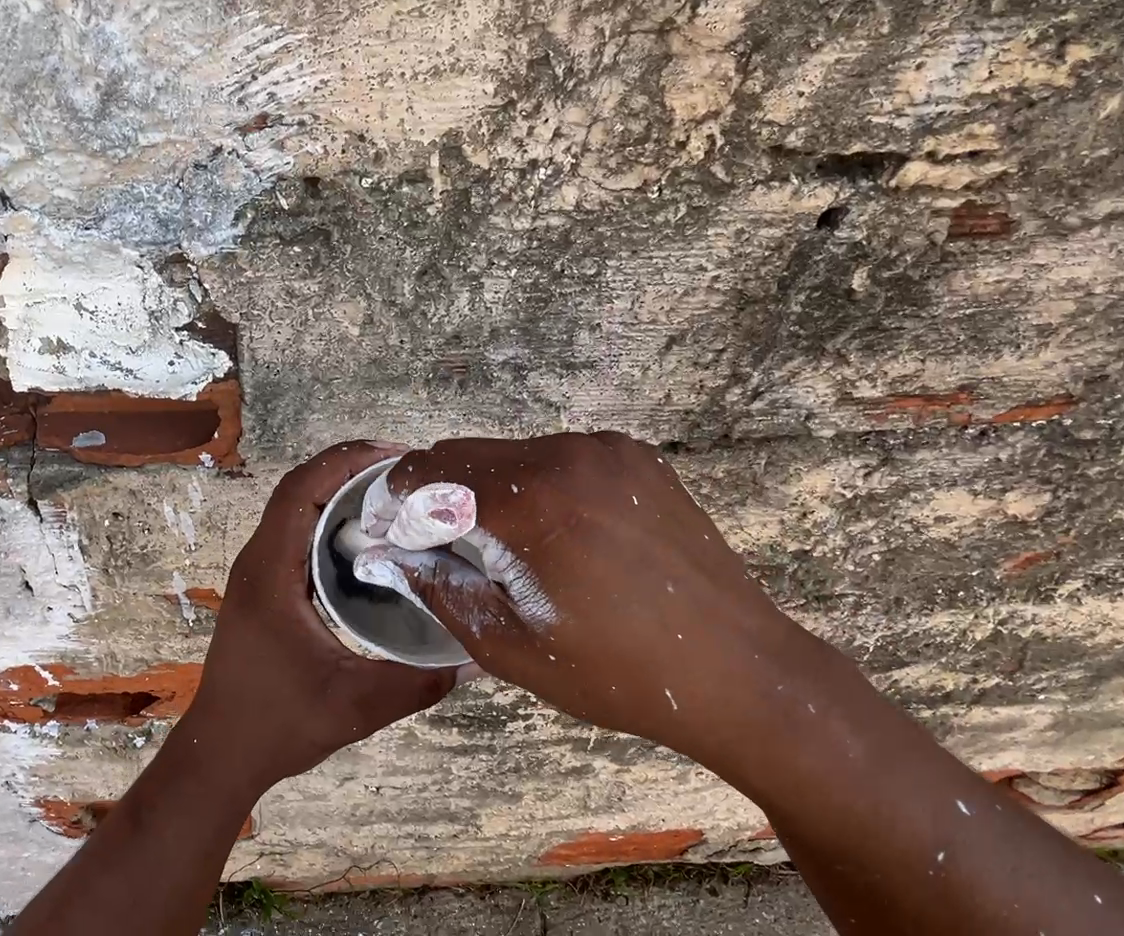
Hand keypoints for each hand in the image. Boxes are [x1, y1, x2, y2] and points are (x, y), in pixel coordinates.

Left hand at [180, 441, 460, 788]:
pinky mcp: (263, 588)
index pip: (301, 490)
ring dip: (338, 492)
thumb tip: (474, 658)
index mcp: (271, 572)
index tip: (397, 456)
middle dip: (349, 469)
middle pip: (299, 489)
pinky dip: (329, 521)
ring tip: (394, 497)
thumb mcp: (355, 706)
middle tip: (407, 473)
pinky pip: (296, 534)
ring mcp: (257, 574)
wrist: (222, 750)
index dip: (345, 461)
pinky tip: (368, 541)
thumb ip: (417, 683)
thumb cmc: (278, 723)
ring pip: (295, 509)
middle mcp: (258, 561)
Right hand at [357, 432, 821, 766]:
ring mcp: (608, 451)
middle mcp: (567, 456)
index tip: (384, 526)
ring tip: (490, 543)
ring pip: (511, 453)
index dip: (396, 497)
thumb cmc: (616, 671)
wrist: (739, 673)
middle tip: (427, 539)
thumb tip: (389, 552)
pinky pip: (557, 457)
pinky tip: (547, 531)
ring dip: (483, 488)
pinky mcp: (636, 458)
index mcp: (532, 502)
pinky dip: (532, 483)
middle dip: (434, 492)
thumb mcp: (508, 645)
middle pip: (467, 455)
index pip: (432, 473)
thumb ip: (439, 586)